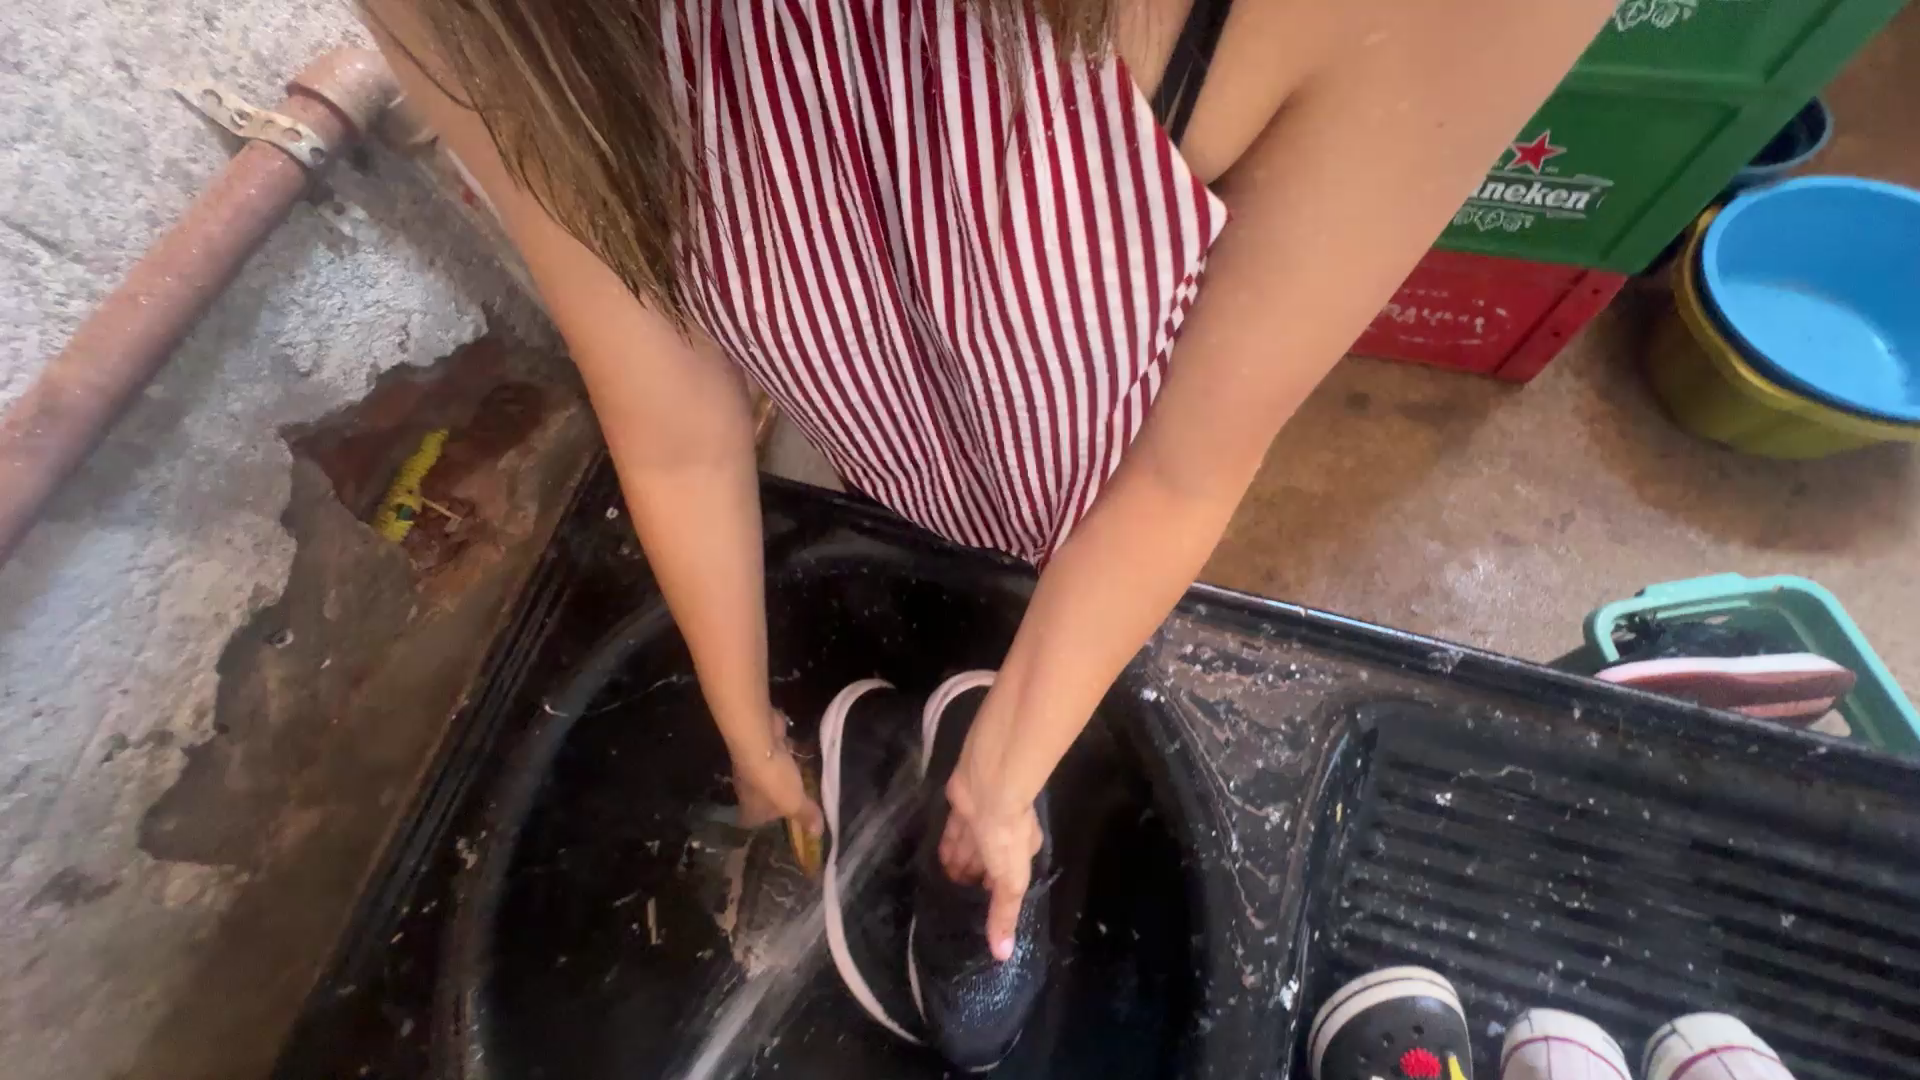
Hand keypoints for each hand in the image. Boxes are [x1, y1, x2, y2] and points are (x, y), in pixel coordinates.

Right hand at [729, 708, 822, 835]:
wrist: (759, 741)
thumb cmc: (774, 781)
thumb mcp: (795, 803)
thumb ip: (806, 815)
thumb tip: (817, 833)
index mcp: (751, 812)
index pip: (759, 823)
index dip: (773, 822)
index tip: (791, 817)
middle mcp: (747, 793)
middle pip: (768, 799)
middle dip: (786, 795)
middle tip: (808, 795)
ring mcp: (753, 769)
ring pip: (774, 776)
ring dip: (789, 774)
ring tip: (811, 775)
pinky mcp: (762, 749)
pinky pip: (779, 756)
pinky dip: (790, 754)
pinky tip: (805, 753)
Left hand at [939, 744, 1041, 962]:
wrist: (991, 784)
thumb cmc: (1006, 833)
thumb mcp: (1010, 879)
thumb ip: (1004, 913)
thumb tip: (1003, 954)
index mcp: (1021, 852)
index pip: (1004, 880)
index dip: (990, 895)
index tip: (975, 914)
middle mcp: (1002, 836)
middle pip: (984, 863)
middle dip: (971, 879)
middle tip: (951, 902)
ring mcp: (981, 819)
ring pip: (968, 847)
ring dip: (957, 864)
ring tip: (940, 886)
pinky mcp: (962, 805)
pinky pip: (953, 830)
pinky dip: (947, 844)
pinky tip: (937, 859)